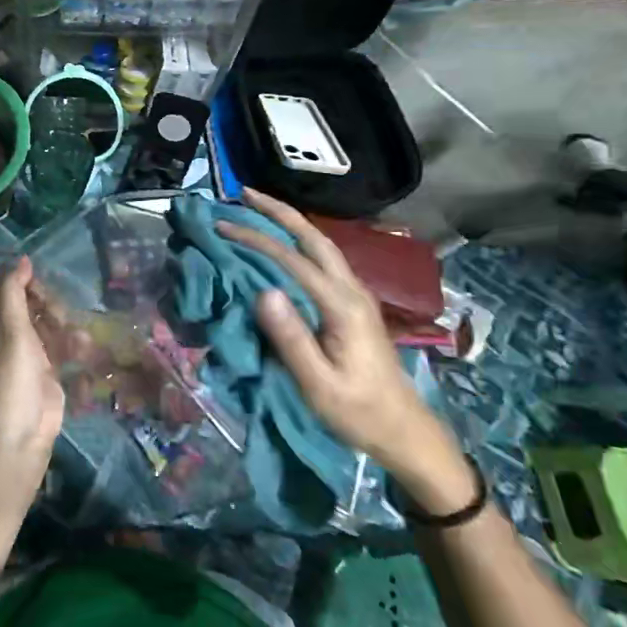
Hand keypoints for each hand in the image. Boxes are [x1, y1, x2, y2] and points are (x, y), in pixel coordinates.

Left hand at [0, 257, 63, 488]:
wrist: (22, 433)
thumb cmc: (12, 377)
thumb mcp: (11, 329)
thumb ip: (14, 292)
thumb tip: (21, 259)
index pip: (7, 292)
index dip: (25, 284)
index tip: (45, 282)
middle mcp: (8, 338)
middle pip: (31, 309)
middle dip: (50, 308)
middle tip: (61, 316)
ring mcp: (30, 357)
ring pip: (49, 329)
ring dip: (66, 329)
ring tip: (78, 340)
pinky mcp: (48, 375)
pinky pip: (62, 352)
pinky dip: (74, 349)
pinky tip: (85, 352)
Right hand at [216, 189, 469, 506]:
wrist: (404, 432)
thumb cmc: (358, 411)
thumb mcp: (319, 383)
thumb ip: (291, 338)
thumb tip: (262, 291)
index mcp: (342, 306)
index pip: (293, 260)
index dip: (256, 239)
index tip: (222, 226)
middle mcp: (352, 291)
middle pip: (314, 238)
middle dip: (279, 212)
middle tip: (243, 194)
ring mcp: (355, 295)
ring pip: (321, 244)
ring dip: (289, 221)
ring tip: (257, 207)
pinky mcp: (352, 304)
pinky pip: (321, 259)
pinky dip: (298, 239)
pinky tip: (282, 241)